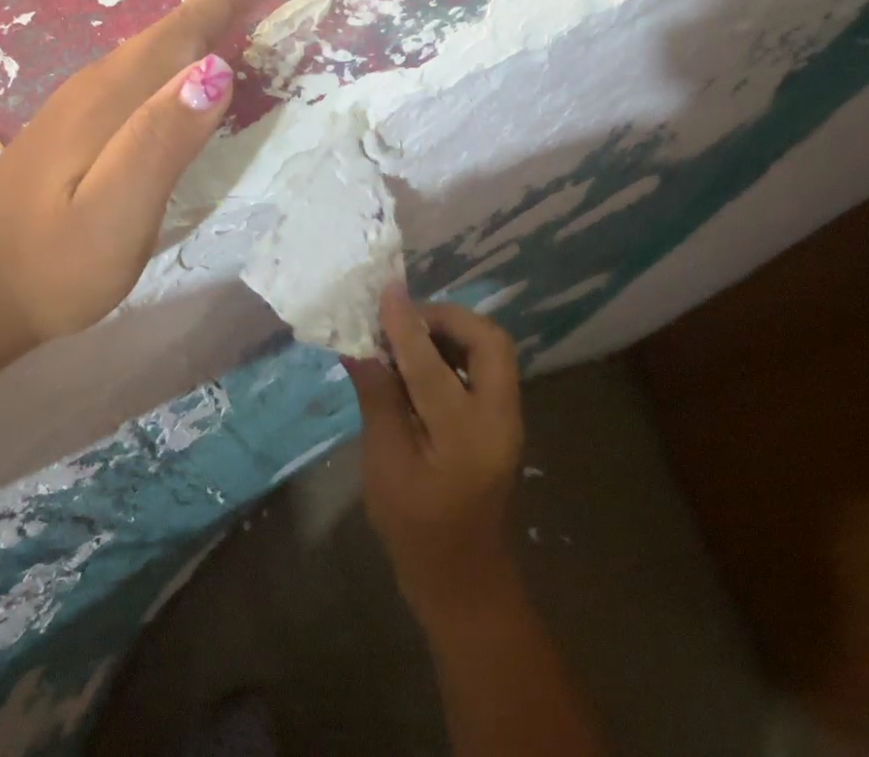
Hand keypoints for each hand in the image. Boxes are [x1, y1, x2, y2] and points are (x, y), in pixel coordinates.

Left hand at [0, 0, 267, 352]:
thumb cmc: (50, 266)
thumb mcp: (116, 212)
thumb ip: (162, 141)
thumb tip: (215, 69)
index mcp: (104, 105)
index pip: (172, 40)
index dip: (217, 6)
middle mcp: (84, 97)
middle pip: (153, 41)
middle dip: (204, 11)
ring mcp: (65, 118)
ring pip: (135, 60)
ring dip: (180, 35)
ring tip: (218, 20)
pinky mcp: (57, 142)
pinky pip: (120, 84)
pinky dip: (153, 68)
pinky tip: (160, 81)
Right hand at [344, 287, 523, 621]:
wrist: (461, 575)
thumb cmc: (413, 527)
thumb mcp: (385, 464)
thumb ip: (378, 399)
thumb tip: (361, 347)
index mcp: (466, 433)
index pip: (432, 363)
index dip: (405, 324)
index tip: (385, 293)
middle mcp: (499, 418)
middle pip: (490, 342)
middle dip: (448, 318)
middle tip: (404, 317)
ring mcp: (507, 421)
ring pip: (493, 353)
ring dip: (454, 333)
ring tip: (408, 334)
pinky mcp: (502, 425)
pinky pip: (487, 372)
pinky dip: (457, 355)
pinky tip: (422, 363)